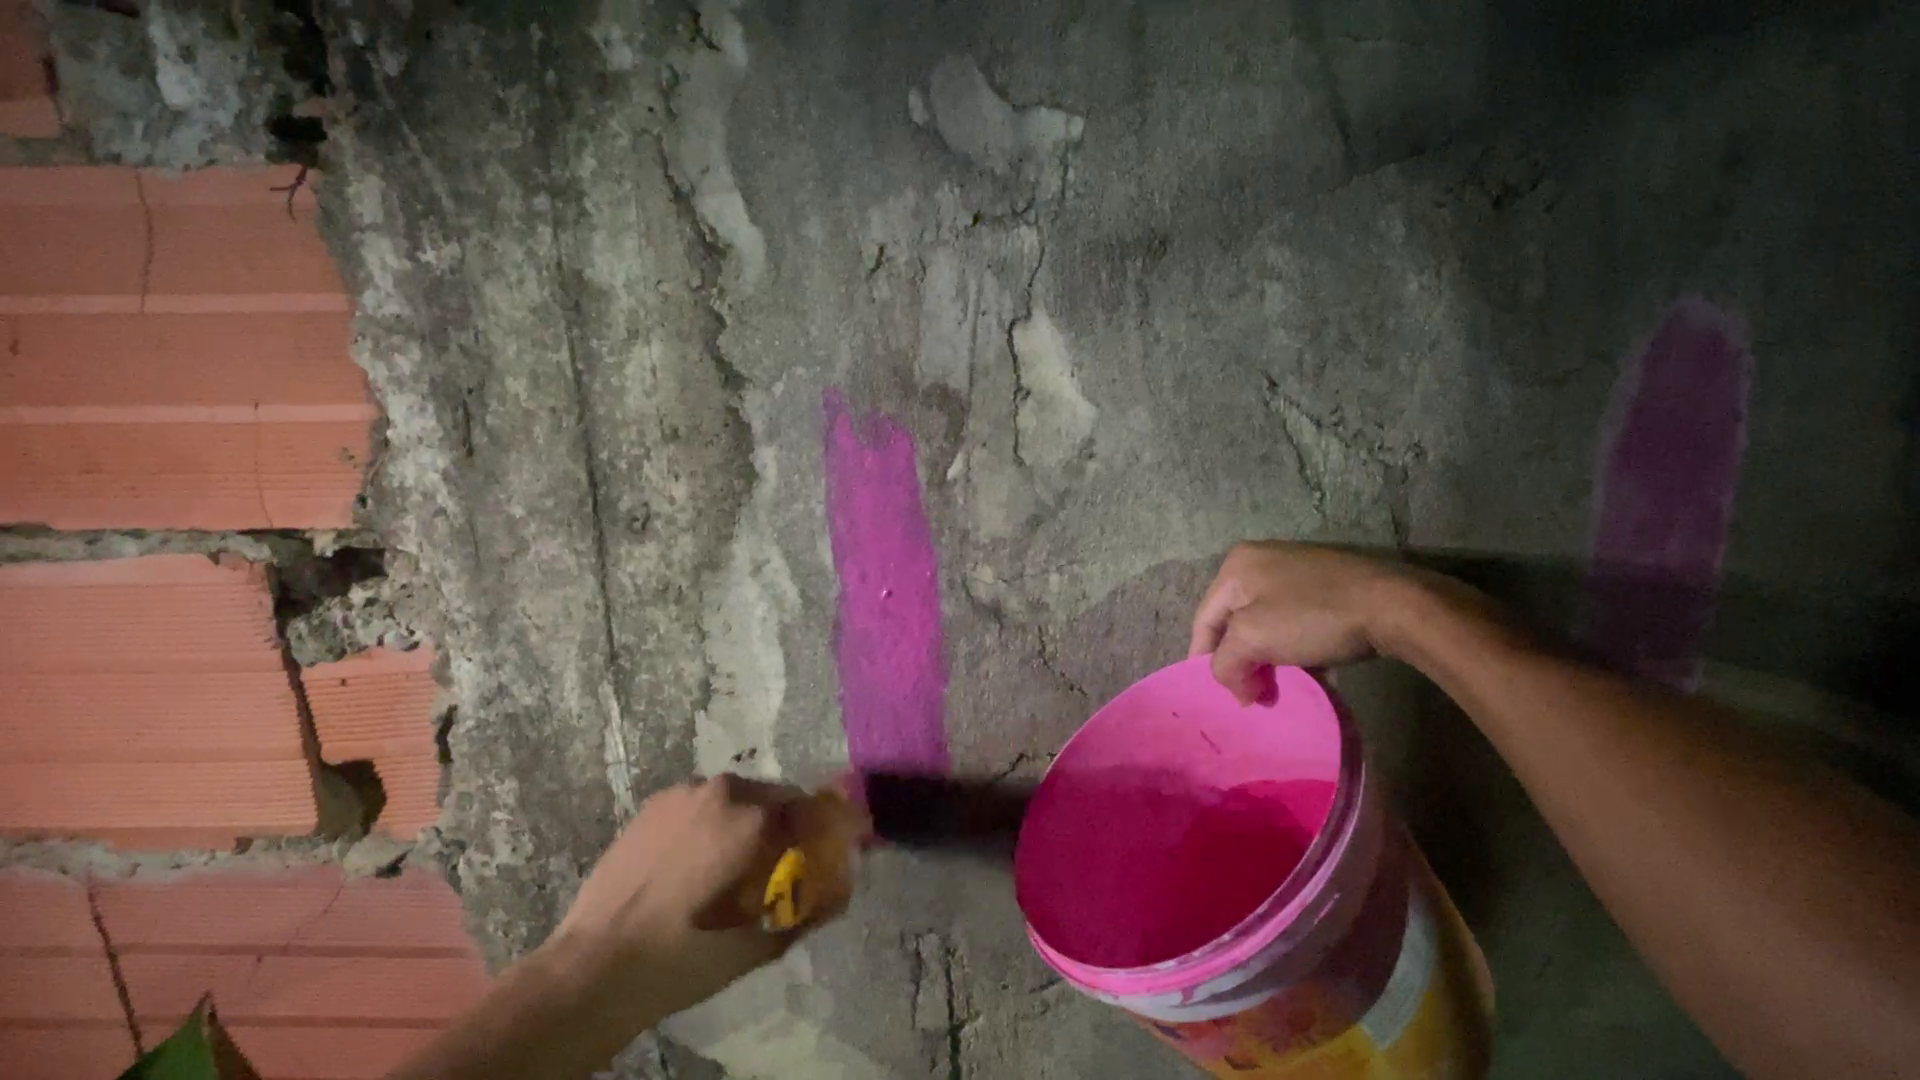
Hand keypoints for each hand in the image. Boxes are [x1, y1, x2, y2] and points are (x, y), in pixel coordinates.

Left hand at [551, 775, 829, 1020]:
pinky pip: (699, 804)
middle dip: (786, 823)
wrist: (594, 964)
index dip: (828, 825)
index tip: (838, 843)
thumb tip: (835, 898)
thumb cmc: (682, 957)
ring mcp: (681, 794)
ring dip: (747, 819)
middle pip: (773, 797)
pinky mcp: (651, 806)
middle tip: (785, 859)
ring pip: (734, 797)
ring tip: (740, 860)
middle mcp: (721, 791)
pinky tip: (701, 858)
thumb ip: (802, 914)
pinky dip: (712, 821)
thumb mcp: (755, 946)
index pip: (810, 807)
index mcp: (752, 819)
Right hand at [1188, 542, 1412, 702]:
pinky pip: (1293, 620)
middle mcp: (1260, 560)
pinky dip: (1293, 647)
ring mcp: (1295, 570)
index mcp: (1235, 565)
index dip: (1206, 663)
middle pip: (1234, 623)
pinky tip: (1309, 668)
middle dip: (1242, 663)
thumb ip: (1226, 664)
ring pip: (1265, 625)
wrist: (1394, 605)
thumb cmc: (1312, 617)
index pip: (1204, 621)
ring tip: (1282, 686)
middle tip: (1255, 695)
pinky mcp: (1325, 584)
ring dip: (1269, 659)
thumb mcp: (1253, 640)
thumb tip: (1238, 688)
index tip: (1228, 697)